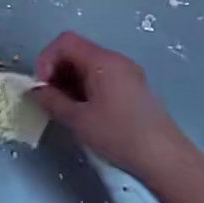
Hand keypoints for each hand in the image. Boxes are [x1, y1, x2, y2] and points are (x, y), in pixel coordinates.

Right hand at [30, 32, 189, 177]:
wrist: (167, 160)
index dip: (46, 59)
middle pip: (77, 51)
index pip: (65, 42)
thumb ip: (51, 100)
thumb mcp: (78, 120)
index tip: (43, 86)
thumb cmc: (120, 135)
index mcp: (103, 61)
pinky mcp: (134, 88)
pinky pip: (102, 76)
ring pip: (88, 64)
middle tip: (50, 98)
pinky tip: (85, 111)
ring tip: (66, 107)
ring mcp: (128, 73)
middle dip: (57, 70)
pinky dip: (86, 86)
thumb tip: (36, 90)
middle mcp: (116, 60)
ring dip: (70, 80)